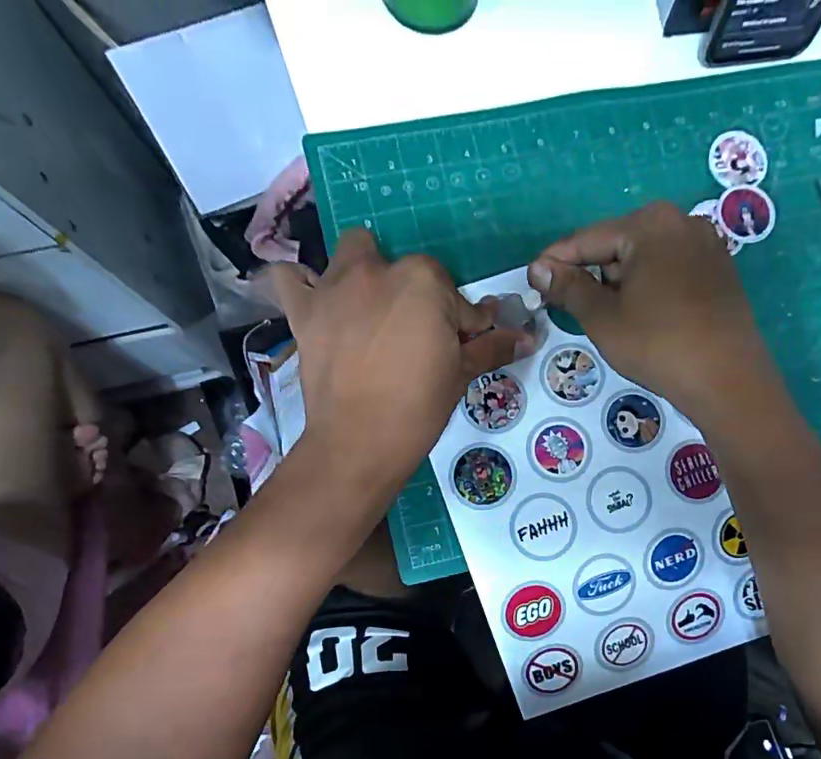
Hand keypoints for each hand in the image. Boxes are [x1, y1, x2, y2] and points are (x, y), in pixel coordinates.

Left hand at [268, 230, 531, 492]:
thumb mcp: (460, 374)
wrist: (361, 442)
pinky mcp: (304, 309)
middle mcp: (378, 270)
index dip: (464, 325)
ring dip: (369, 273)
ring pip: (355, 253)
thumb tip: (528, 337)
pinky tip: (320, 302)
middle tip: (422, 337)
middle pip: (409, 271)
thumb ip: (491, 346)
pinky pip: (292, 277)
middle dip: (420, 297)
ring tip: (375, 310)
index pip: (456, 298)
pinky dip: (304, 283)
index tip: (463, 347)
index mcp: (424, 281)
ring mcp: (335, 286)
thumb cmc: (420, 407)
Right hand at [527, 201, 783, 425]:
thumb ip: (569, 287)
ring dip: (623, 286)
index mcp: (650, 223)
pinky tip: (646, 321)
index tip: (533, 280)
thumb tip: (540, 269)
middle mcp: (683, 223)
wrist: (727, 380)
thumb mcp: (604, 317)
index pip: (588, 239)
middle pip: (620, 245)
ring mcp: (708, 247)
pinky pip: (672, 275)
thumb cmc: (659, 344)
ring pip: (647, 262)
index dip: (556, 262)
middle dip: (594, 275)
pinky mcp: (722, 275)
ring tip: (612, 322)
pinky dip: (651, 292)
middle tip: (573, 309)